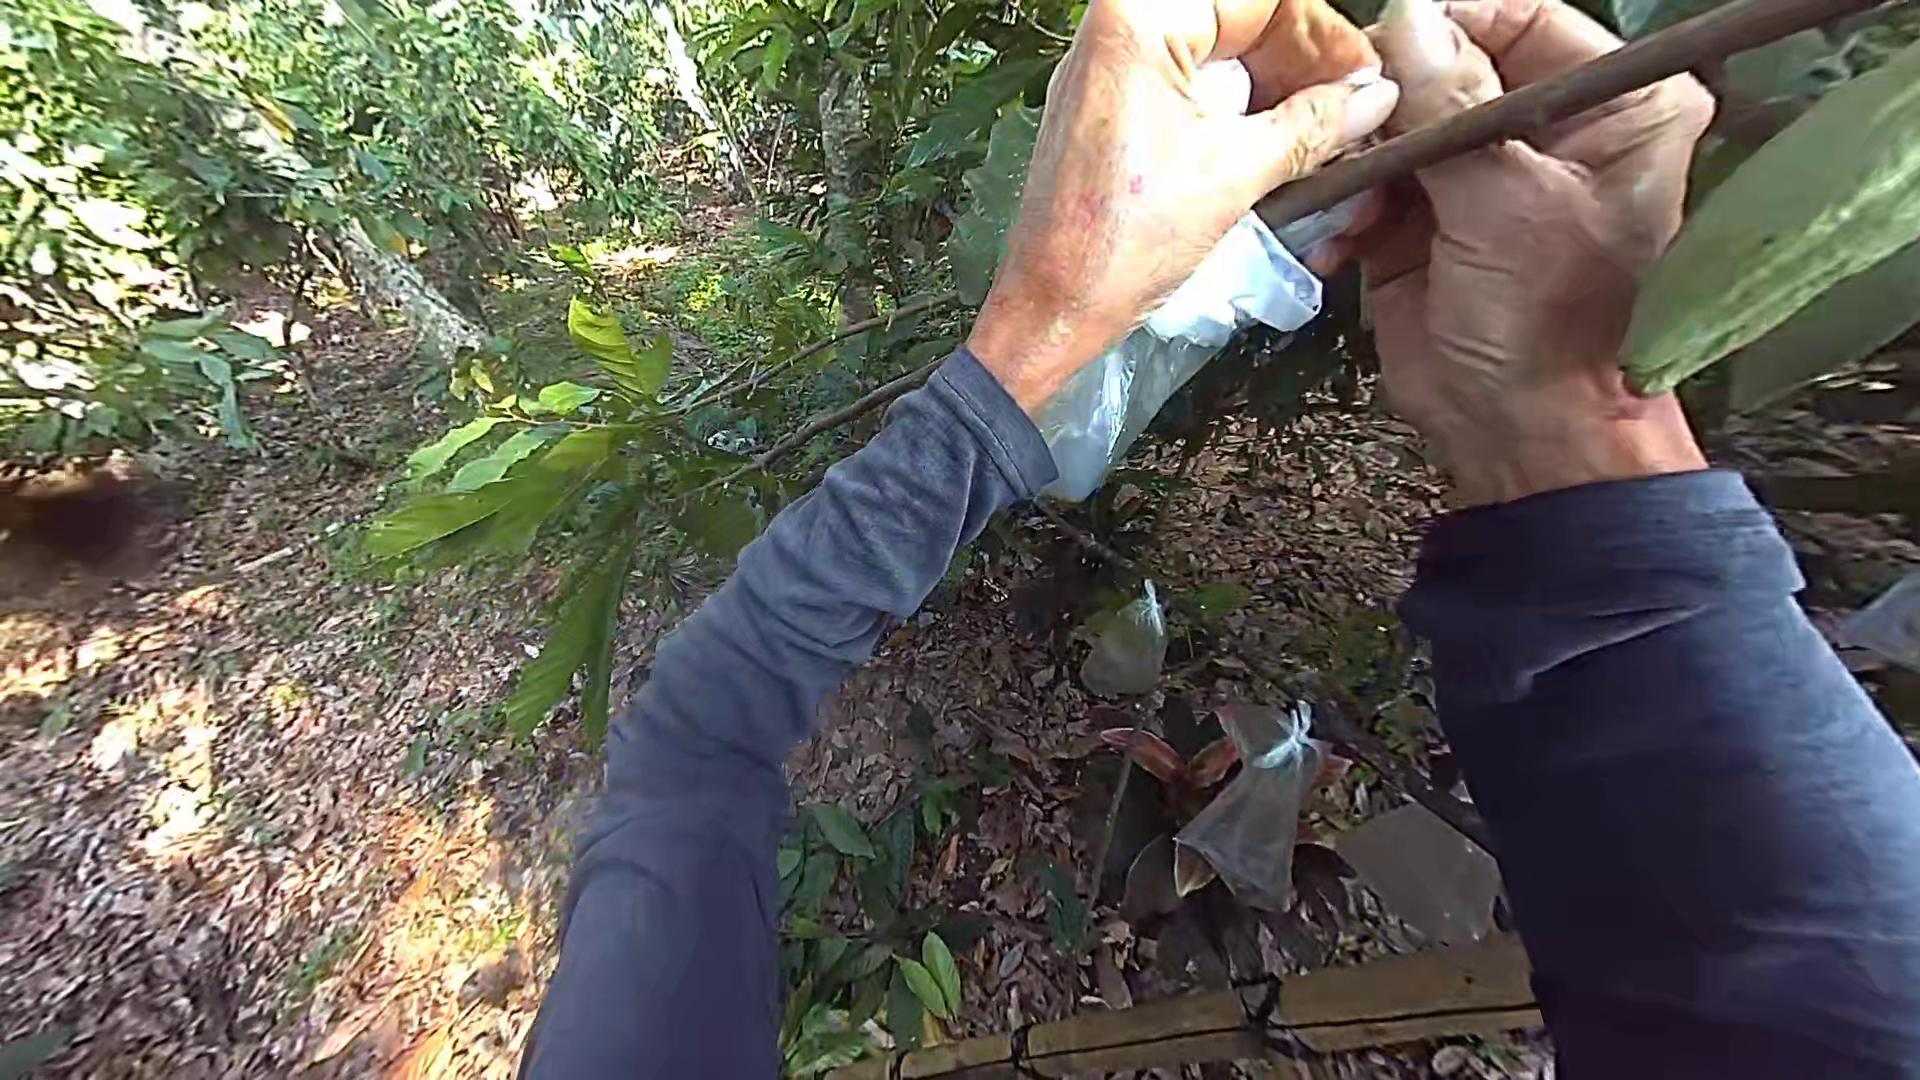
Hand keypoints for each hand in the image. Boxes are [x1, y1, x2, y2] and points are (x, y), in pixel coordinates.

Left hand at [967, 0, 1399, 411]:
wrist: (1050, 317)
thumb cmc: (1124, 249)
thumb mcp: (1230, 179)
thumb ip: (1309, 126)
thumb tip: (1374, 97)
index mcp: (1138, 20)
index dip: (1323, 37)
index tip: (1362, 83)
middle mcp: (1111, 36)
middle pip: (1233, 24)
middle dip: (1295, 68)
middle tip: (1345, 115)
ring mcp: (1100, 85)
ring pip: (1207, 68)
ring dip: (1263, 100)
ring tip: (1311, 142)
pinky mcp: (1099, 128)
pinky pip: (1175, 104)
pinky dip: (1221, 123)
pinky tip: (1260, 154)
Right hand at [1342, 0, 1712, 504]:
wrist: (1503, 412)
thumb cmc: (1537, 309)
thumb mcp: (1505, 203)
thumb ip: (1452, 115)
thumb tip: (1402, 23)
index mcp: (1600, 106)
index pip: (1519, 27)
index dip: (1448, 26)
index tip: (1377, 40)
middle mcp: (1526, 141)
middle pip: (1439, 89)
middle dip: (1384, 114)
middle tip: (1338, 135)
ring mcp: (1459, 194)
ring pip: (1389, 152)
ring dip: (1353, 178)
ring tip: (1336, 212)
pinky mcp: (1406, 241)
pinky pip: (1361, 209)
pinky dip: (1340, 224)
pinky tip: (1330, 249)